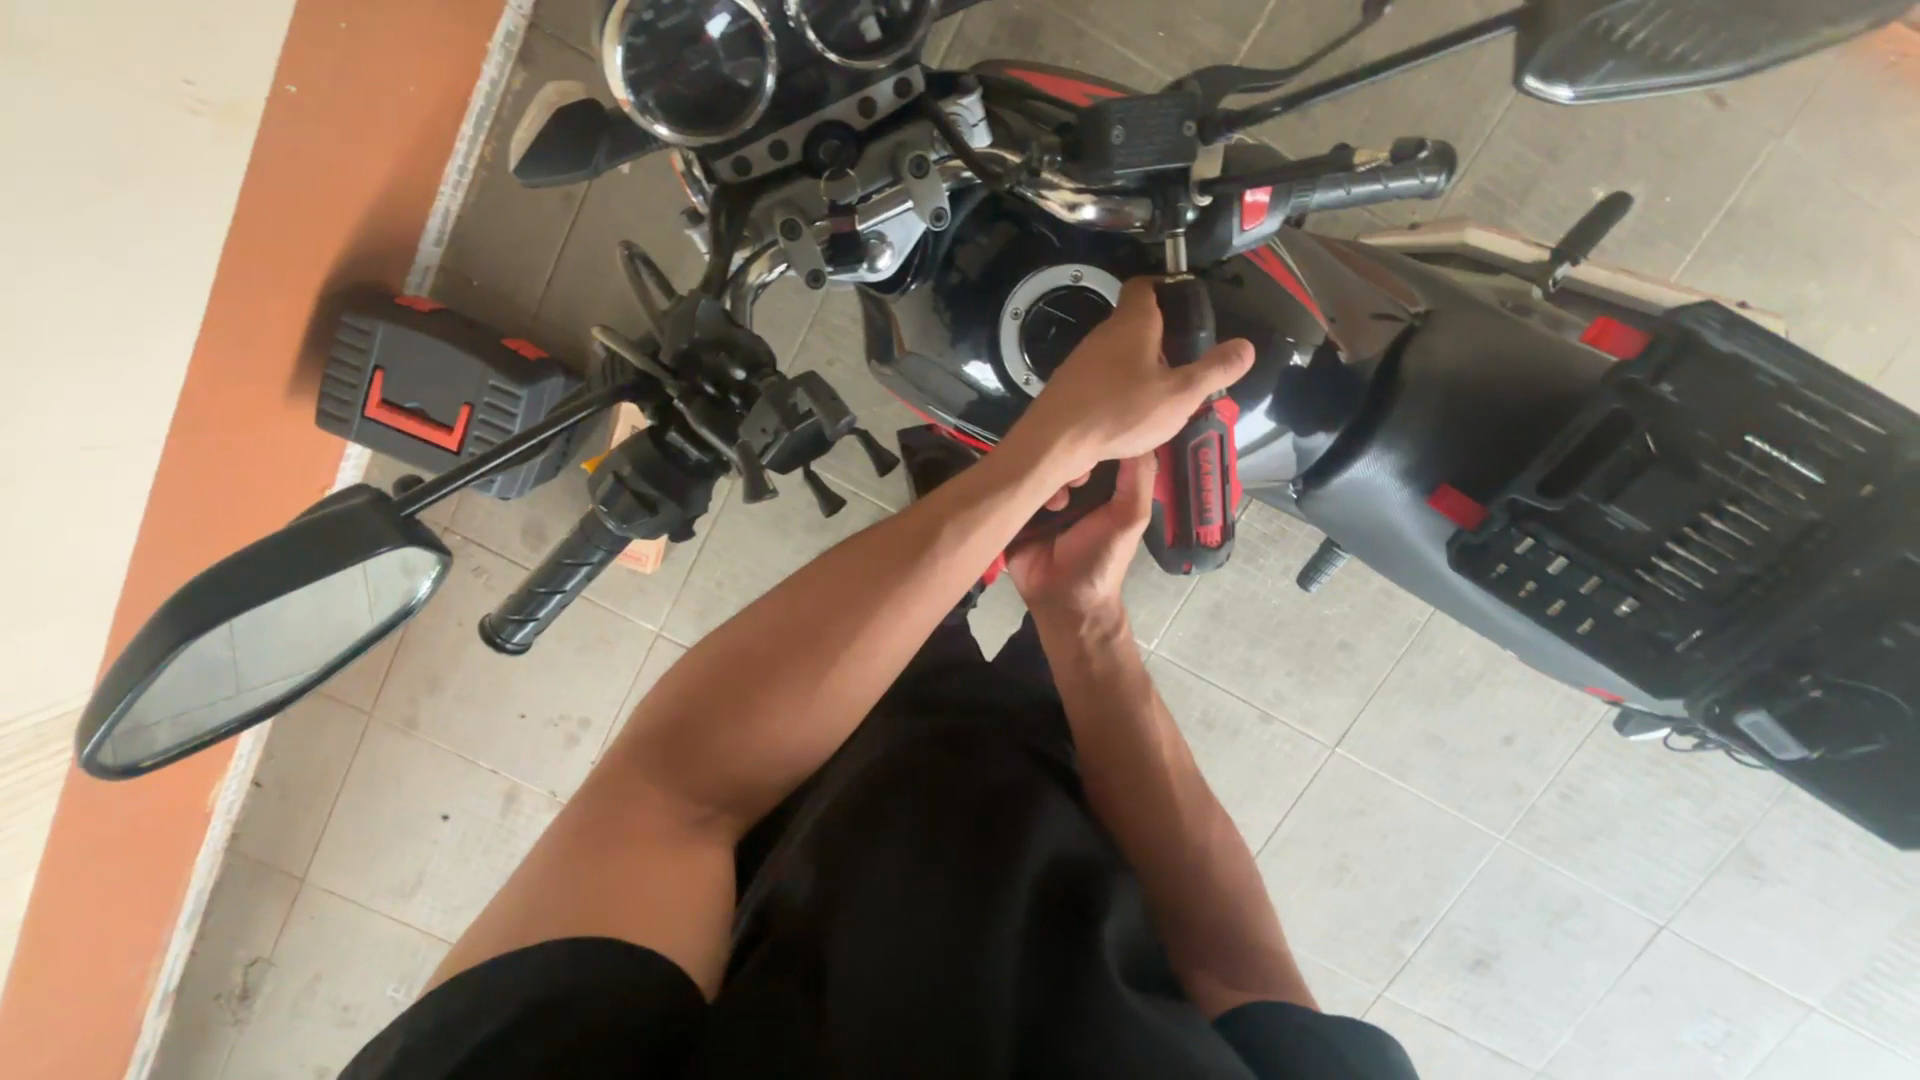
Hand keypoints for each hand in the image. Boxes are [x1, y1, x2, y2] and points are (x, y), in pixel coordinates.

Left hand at [1002, 278, 1254, 481]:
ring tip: (1162, 396)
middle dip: (1160, 339)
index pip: (1144, 286)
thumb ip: (1214, 370)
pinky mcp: (1070, 388)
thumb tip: (1246, 347)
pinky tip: (1130, 418)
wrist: (1054, 443)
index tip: (1185, 302)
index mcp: (1133, 323)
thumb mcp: (1179, 395)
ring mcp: (1082, 361)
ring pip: (1118, 356)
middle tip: (1186, 362)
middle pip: (1134, 324)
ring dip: (1139, 371)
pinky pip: (1102, 382)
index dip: (1165, 287)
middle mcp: (1104, 334)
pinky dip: (1119, 393)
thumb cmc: (1119, 412)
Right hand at [1009, 453, 1157, 625]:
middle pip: (1062, 453)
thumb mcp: (1131, 514)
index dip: (1094, 439)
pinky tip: (1030, 502)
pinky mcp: (1015, 509)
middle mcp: (1069, 485)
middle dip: (1067, 460)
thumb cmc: (1103, 558)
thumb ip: (1139, 475)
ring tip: (1057, 504)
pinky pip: (1012, 487)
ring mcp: (1040, 496)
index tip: (1094, 443)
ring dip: (1044, 478)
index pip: (1094, 446)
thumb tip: (1141, 429)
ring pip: (1036, 467)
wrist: (1063, 599)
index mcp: (1100, 484)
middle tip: (1075, 482)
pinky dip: (1019, 488)